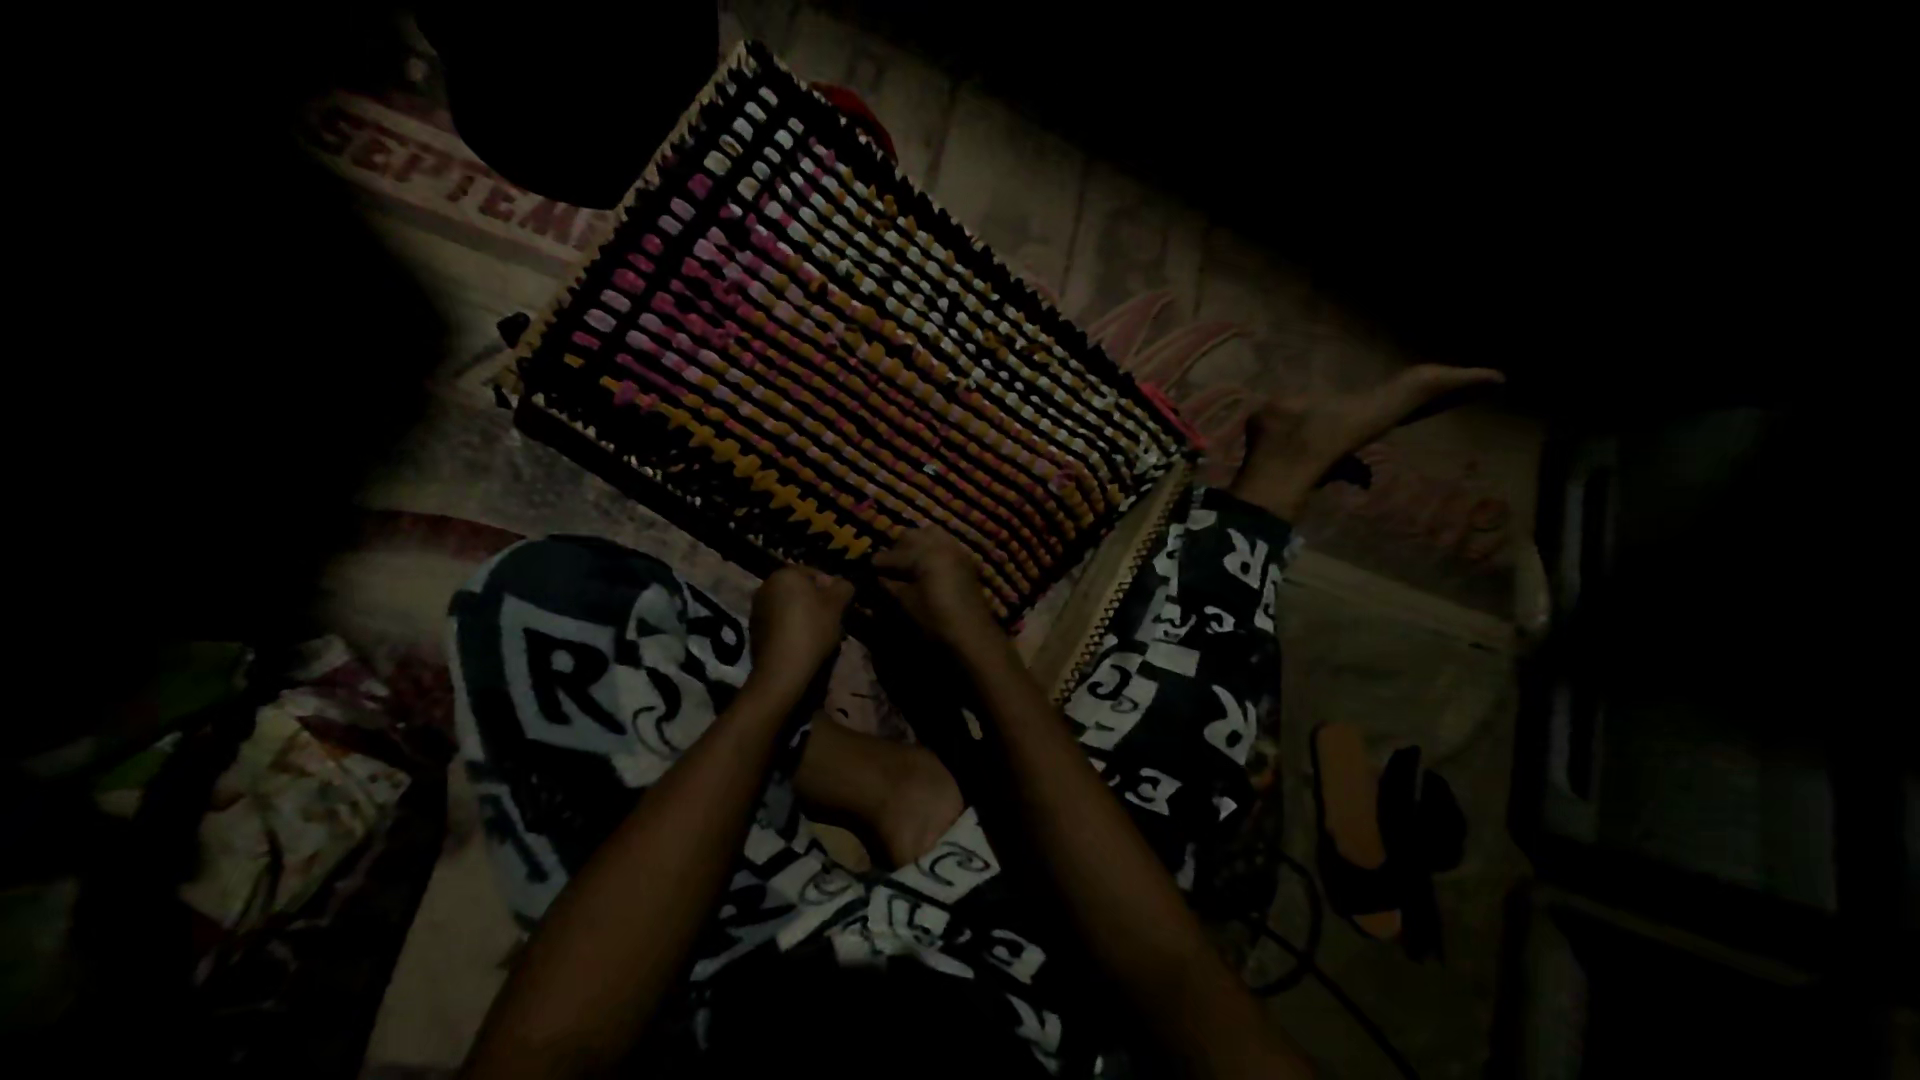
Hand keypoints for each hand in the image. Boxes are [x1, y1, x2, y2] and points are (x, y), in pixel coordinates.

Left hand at [747, 566, 854, 703]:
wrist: (782, 667)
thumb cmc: (812, 628)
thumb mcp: (837, 604)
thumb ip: (843, 587)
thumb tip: (841, 584)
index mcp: (785, 574)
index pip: (815, 573)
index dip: (832, 589)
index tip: (841, 606)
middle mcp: (766, 586)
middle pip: (801, 591)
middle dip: (817, 602)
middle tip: (833, 620)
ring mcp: (757, 609)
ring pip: (790, 607)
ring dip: (805, 616)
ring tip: (820, 635)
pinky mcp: (754, 629)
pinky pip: (780, 622)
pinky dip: (792, 628)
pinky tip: (803, 643)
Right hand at [873, 528, 998, 649]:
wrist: (973, 631)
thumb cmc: (937, 618)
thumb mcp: (908, 602)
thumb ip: (891, 584)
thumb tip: (880, 575)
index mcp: (925, 554)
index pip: (895, 554)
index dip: (879, 562)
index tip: (869, 566)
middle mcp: (941, 544)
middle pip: (911, 535)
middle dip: (897, 548)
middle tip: (890, 565)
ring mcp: (956, 548)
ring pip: (930, 532)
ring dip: (916, 543)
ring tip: (909, 561)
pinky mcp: (965, 557)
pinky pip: (945, 541)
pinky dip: (932, 546)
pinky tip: (926, 563)